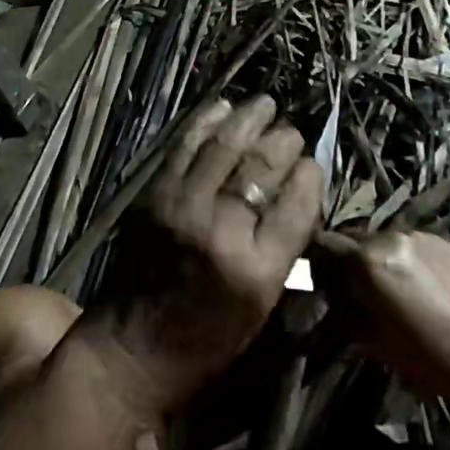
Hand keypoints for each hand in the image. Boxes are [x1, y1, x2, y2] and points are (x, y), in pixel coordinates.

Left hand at [79, 95, 322, 422]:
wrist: (136, 345)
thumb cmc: (209, 335)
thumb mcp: (263, 303)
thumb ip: (285, 245)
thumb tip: (302, 189)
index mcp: (258, 270)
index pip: (297, 204)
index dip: (310, 176)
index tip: (313, 165)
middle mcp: (223, 231)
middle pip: (263, 168)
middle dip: (284, 141)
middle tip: (293, 132)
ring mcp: (184, 206)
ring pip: (226, 146)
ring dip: (250, 118)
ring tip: (265, 104)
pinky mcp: (155, 193)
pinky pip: (185, 144)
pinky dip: (207, 121)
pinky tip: (223, 107)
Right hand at [313, 230, 449, 404]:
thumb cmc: (425, 355)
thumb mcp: (371, 337)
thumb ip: (343, 306)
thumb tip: (326, 291)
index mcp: (369, 259)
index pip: (326, 242)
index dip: (316, 257)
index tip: (314, 273)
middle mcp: (390, 236)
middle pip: (354, 238)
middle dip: (347, 258)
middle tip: (350, 285)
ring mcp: (417, 235)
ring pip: (381, 239)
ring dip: (375, 256)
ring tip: (386, 286)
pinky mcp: (440, 240)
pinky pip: (407, 242)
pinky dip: (402, 257)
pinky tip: (414, 283)